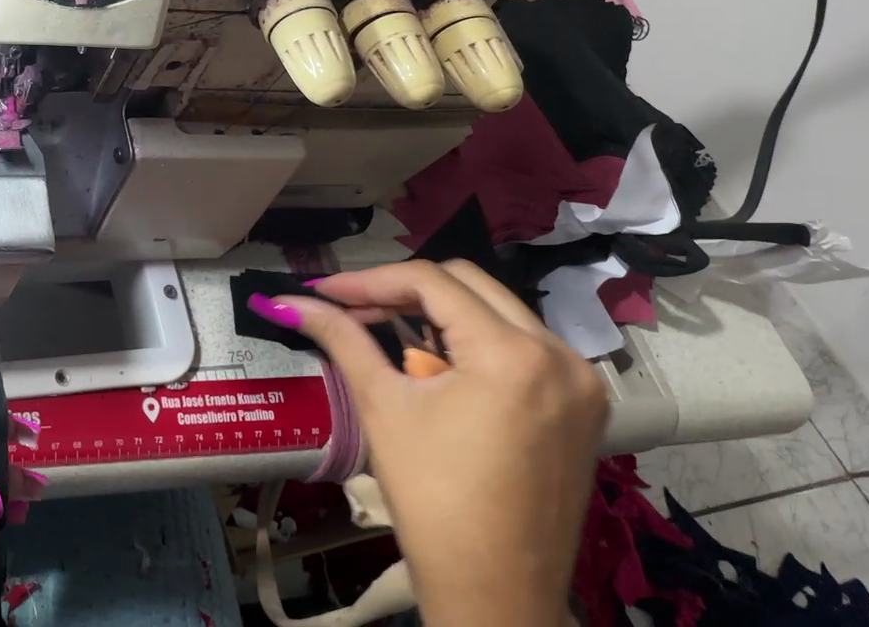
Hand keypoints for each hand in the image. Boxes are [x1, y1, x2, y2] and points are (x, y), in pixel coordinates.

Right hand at [250, 260, 607, 626]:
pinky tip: (434, 363)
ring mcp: (580, 381)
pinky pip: (522, 343)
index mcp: (512, 354)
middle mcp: (560, 355)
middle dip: (404, 290)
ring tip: (386, 333)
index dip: (369, 280)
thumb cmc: (432, 497)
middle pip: (468, 284)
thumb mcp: (381, 404)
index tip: (323, 291)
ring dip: (439, 312)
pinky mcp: (583, 405)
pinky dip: (474, 339)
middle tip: (352, 309)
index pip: (430, 282)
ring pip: (497, 309)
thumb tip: (284, 301)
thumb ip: (339, 337)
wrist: (494, 588)